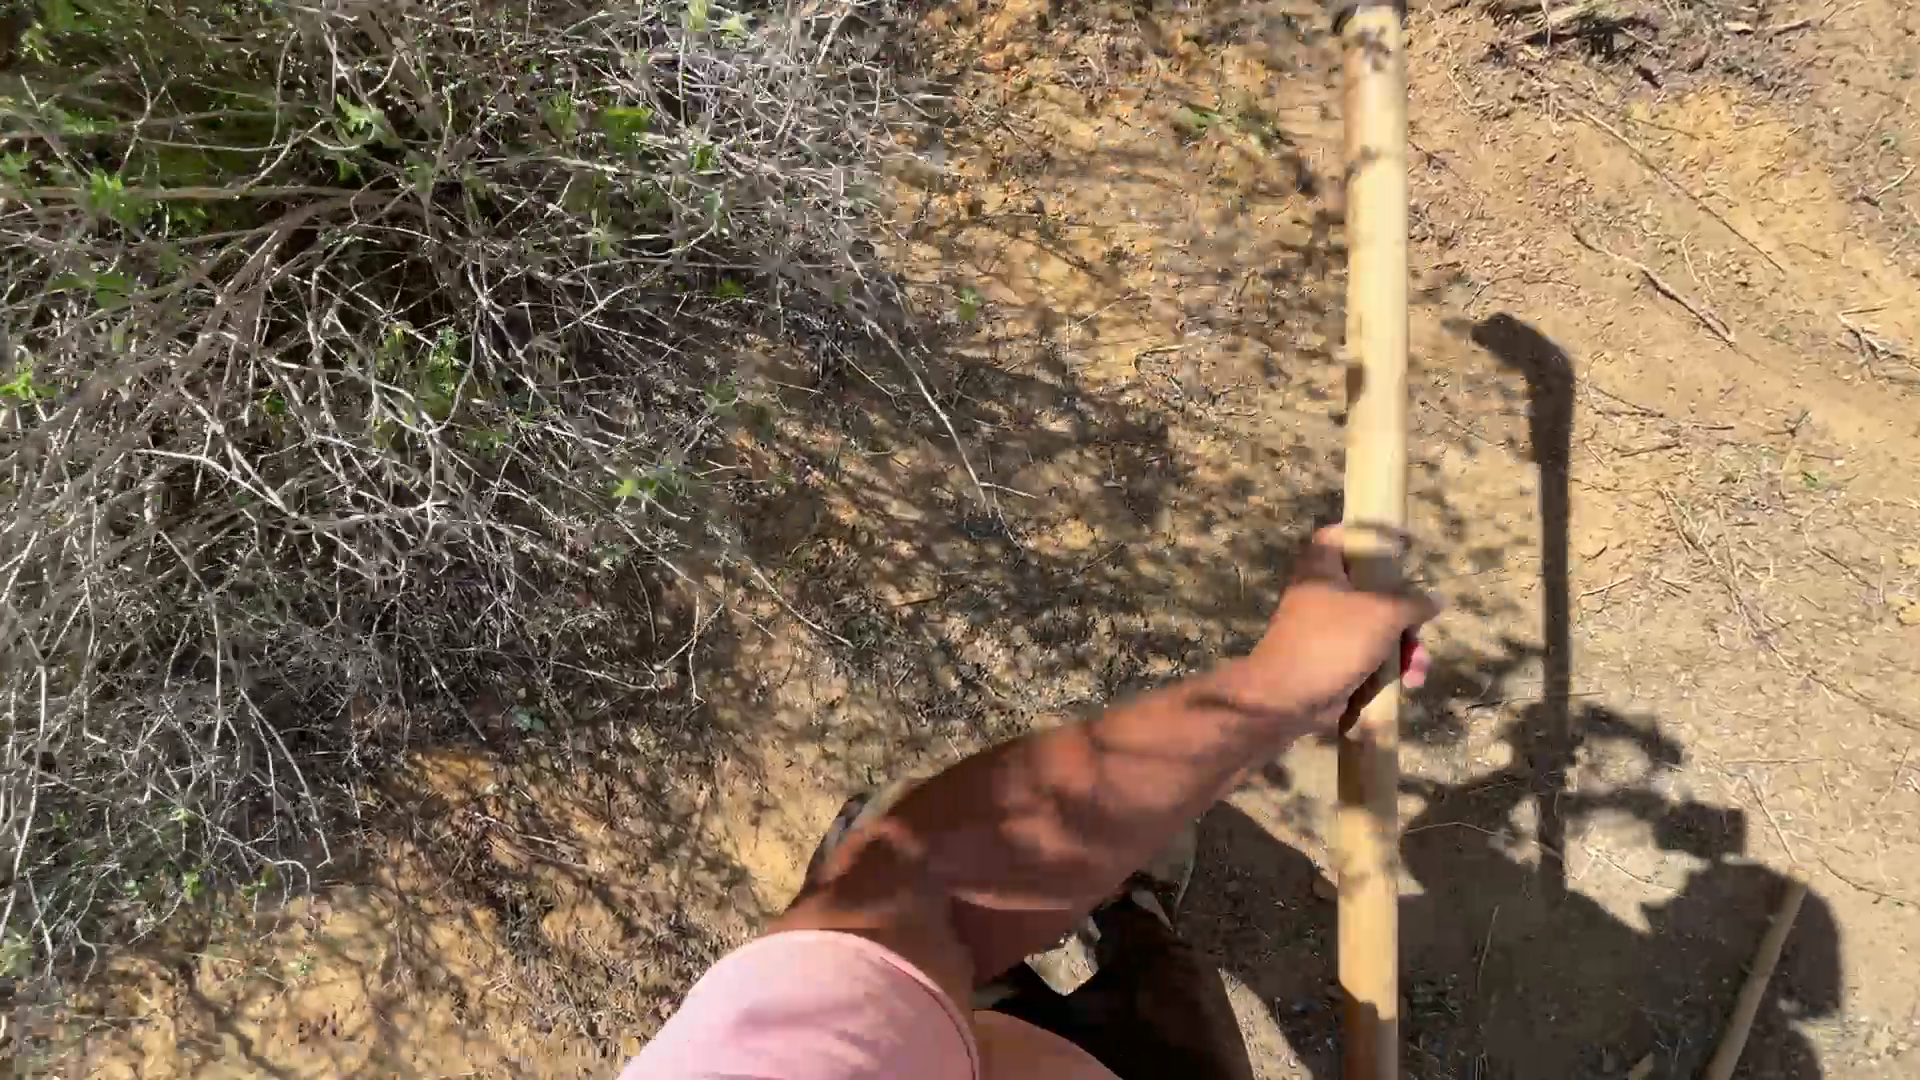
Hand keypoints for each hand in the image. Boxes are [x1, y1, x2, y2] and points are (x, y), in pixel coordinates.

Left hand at [1240, 524, 1439, 732]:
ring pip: (1378, 626)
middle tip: (1417, 628)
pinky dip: (1390, 665)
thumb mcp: (1381, 614)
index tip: (1402, 544)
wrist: (1289, 697)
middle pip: (1372, 588)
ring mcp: (1326, 628)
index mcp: (1320, 570)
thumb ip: (1412, 603)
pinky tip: (1408, 683)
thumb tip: (1434, 600)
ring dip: (1405, 647)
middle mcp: (1321, 594)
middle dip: (1405, 613)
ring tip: (1417, 668)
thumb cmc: (1331, 641)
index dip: (1368, 534)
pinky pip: (1371, 653)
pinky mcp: (1333, 658)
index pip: (1338, 536)